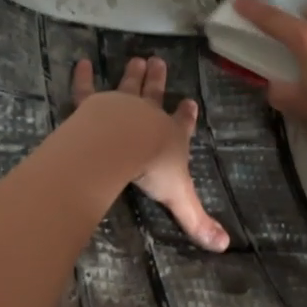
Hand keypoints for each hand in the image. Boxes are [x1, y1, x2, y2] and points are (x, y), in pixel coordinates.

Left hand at [72, 57, 228, 251]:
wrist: (122, 144)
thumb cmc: (154, 168)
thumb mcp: (180, 197)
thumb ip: (197, 220)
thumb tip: (224, 246)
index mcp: (171, 135)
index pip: (182, 125)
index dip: (186, 116)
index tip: (190, 102)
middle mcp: (148, 116)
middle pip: (154, 96)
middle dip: (158, 81)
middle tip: (158, 62)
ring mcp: (120, 106)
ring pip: (128, 87)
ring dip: (133, 74)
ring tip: (136, 59)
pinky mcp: (93, 104)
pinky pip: (87, 89)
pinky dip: (84, 77)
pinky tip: (82, 63)